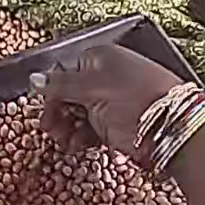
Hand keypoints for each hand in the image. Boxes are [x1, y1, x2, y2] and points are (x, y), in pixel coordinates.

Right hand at [39, 44, 185, 156]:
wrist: (169, 126)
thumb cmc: (133, 98)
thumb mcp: (92, 88)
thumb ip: (60, 85)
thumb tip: (34, 79)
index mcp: (99, 59)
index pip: (64, 73)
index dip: (51, 93)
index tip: (44, 111)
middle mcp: (104, 79)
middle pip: (69, 95)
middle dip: (57, 114)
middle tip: (51, 130)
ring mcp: (109, 103)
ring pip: (77, 115)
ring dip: (66, 128)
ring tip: (64, 141)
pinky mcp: (114, 126)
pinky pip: (89, 130)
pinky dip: (79, 138)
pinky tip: (75, 146)